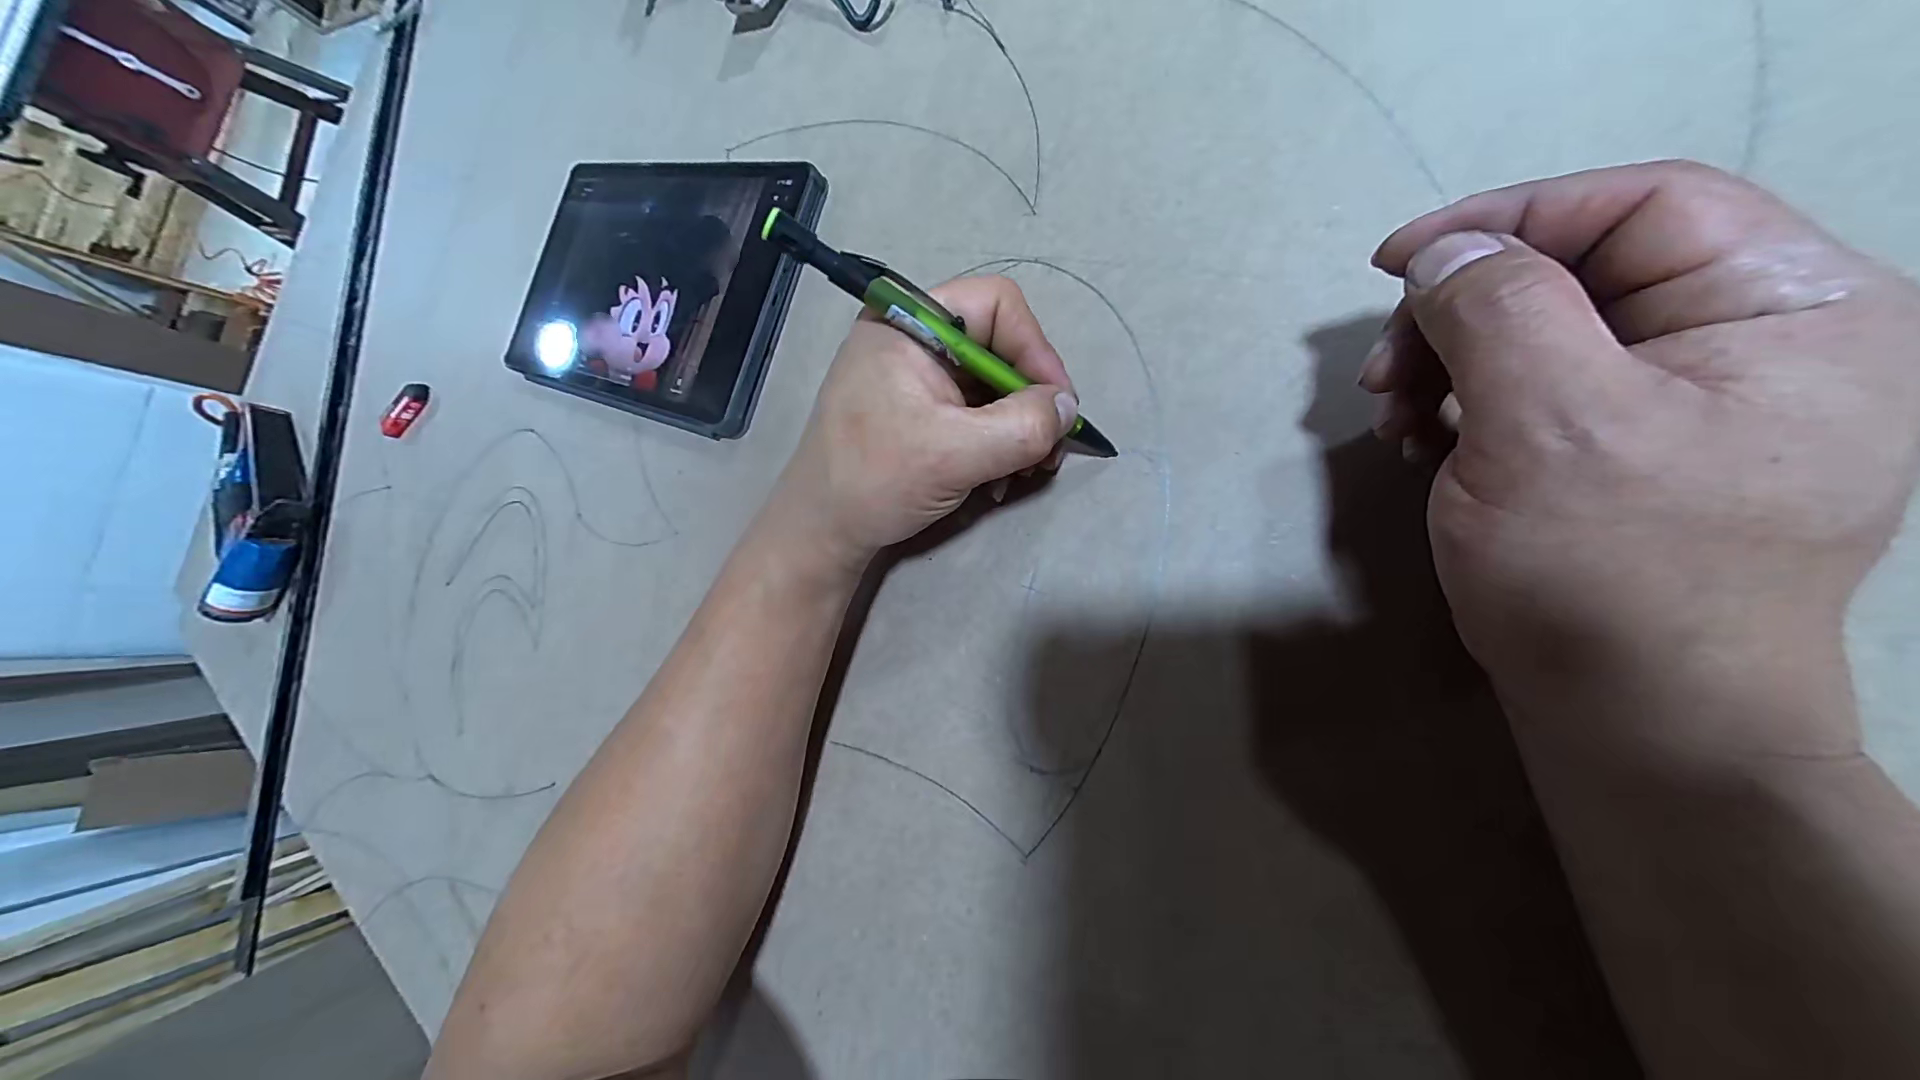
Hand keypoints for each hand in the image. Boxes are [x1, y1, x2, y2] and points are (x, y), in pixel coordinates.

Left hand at [765, 275, 1080, 571]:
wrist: (820, 530)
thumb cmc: (874, 481)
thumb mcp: (956, 454)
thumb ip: (1022, 426)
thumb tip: (1068, 407)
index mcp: (908, 323)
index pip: (997, 306)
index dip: (1037, 350)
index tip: (1057, 404)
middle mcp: (912, 338)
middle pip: (999, 346)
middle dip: (1030, 399)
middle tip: (1049, 448)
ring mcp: (914, 374)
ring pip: (991, 383)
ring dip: (1018, 428)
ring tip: (1025, 471)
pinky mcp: (918, 408)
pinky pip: (973, 410)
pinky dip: (995, 441)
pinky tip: (997, 478)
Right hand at [1365, 161, 1919, 753]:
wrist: (1632, 711)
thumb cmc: (1602, 567)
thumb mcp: (1544, 422)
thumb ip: (1495, 310)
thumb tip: (1441, 250)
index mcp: (1785, 308)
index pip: (1636, 206)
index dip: (1504, 218)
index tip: (1392, 263)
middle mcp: (1751, 342)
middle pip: (1577, 273)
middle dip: (1458, 313)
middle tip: (1379, 373)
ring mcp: (1687, 404)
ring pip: (1543, 335)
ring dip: (1447, 364)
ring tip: (1393, 418)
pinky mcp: (1628, 452)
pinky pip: (1537, 392)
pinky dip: (1466, 405)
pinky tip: (1424, 441)